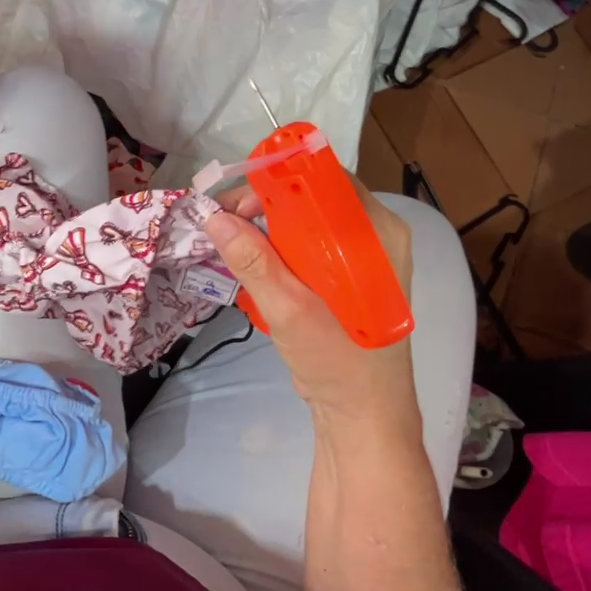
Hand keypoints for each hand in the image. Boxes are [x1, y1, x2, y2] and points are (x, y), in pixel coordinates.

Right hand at [204, 178, 418, 427]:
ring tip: (232, 245)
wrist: (361, 409)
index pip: (326, 181)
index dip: (277, 182)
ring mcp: (365, 256)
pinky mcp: (351, 274)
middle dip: (264, 206)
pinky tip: (255, 267)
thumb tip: (214, 219)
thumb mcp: (287, 308)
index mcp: (375, 235)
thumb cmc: (334, 359)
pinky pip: (311, 244)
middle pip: (314, 198)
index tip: (234, 203)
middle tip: (223, 226)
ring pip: (309, 221)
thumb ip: (252, 260)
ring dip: (267, 229)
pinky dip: (280, 248)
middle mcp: (376, 236)